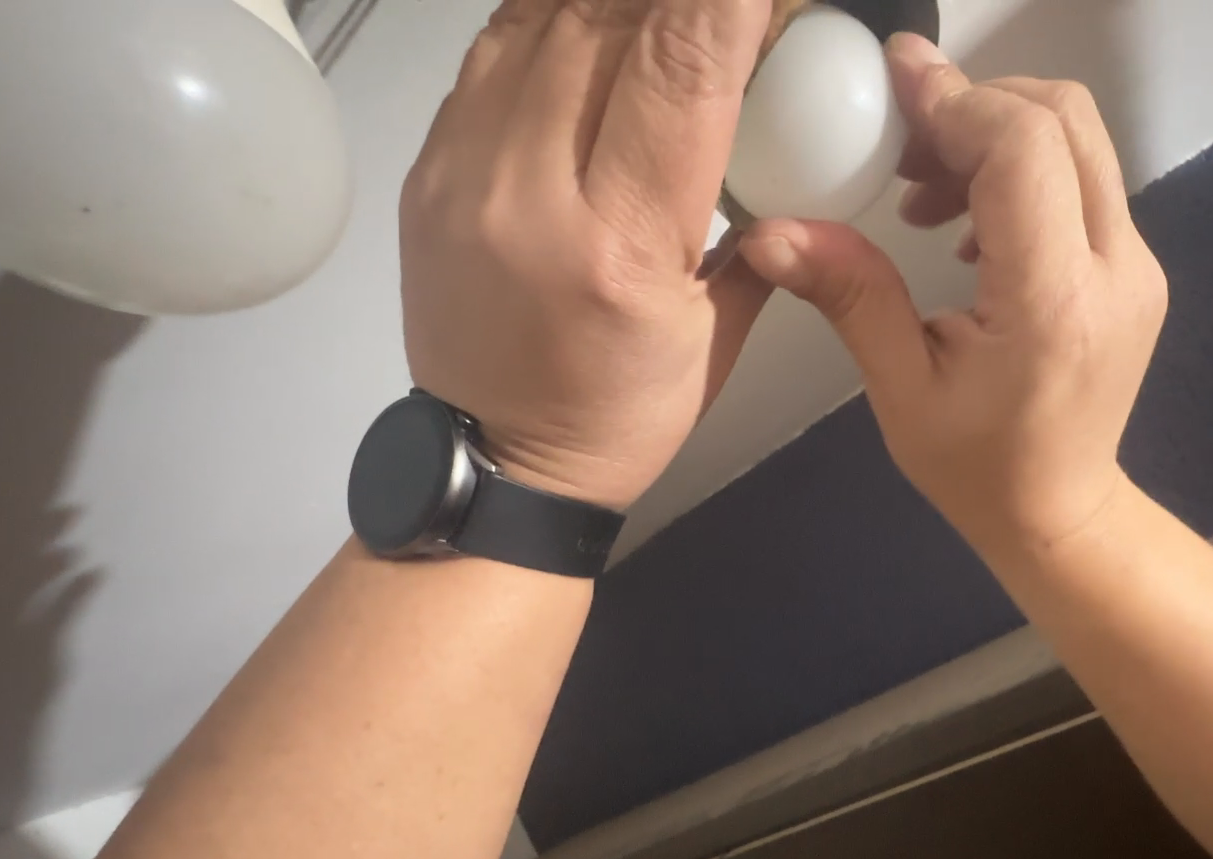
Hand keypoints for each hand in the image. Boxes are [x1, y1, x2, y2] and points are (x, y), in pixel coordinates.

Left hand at [399, 0, 774, 509]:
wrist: (500, 459)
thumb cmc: (626, 417)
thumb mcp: (716, 342)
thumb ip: (758, 241)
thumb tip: (783, 155)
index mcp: (621, 248)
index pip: (680, 72)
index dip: (727, 4)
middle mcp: (531, 190)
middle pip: (608, 20)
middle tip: (727, 10)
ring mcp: (464, 169)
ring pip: (543, 16)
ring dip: (618, 1)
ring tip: (666, 16)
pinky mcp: (428, 166)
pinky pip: (494, 49)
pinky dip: (556, 18)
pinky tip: (594, 29)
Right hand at [737, 33, 1168, 556]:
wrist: (1058, 511)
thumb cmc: (975, 469)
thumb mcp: (901, 390)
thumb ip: (851, 295)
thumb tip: (770, 231)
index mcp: (1053, 305)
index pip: (1022, 151)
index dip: (955, 103)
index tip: (894, 84)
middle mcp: (1116, 271)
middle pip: (1063, 120)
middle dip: (975, 108)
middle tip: (902, 149)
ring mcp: (1138, 267)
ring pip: (1079, 142)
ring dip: (998, 138)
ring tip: (925, 197)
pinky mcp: (1135, 270)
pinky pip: (1084, 184)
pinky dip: (1025, 173)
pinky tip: (971, 229)